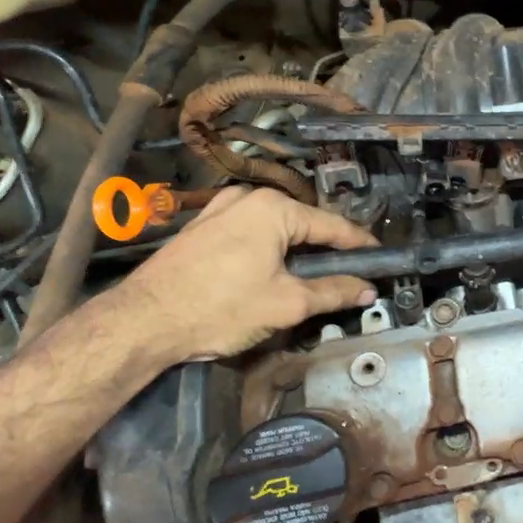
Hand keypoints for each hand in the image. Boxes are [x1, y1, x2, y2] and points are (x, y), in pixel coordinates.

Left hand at [100, 186, 377, 366]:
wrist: (140, 324)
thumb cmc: (220, 308)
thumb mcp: (287, 304)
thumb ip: (334, 292)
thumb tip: (367, 290)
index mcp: (275, 208)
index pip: (333, 226)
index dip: (361, 246)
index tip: (382, 259)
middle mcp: (249, 198)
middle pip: (304, 226)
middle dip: (327, 251)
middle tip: (350, 274)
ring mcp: (219, 210)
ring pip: (276, 230)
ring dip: (297, 252)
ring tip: (314, 277)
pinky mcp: (200, 229)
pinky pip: (249, 234)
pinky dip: (268, 251)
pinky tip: (273, 274)